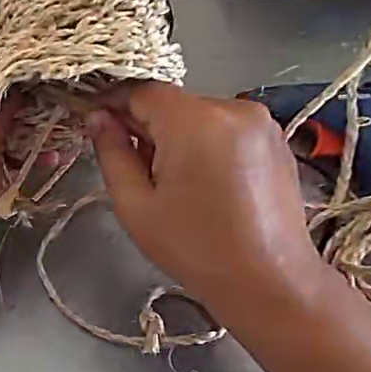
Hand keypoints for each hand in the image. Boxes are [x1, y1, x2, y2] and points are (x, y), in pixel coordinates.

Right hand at [89, 82, 328, 314]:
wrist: (270, 281)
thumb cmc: (195, 248)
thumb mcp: (136, 205)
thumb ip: (112, 153)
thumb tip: (98, 118)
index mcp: (195, 121)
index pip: (142, 91)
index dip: (113, 104)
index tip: (94, 123)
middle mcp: (233, 108)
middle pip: (172, 103)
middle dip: (146, 127)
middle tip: (134, 169)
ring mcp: (261, 122)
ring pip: (198, 115)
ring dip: (176, 136)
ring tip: (173, 184)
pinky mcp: (276, 139)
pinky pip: (225, 128)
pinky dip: (205, 144)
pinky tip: (204, 184)